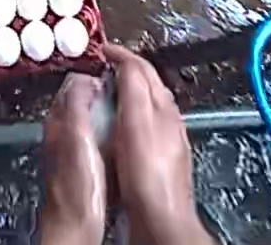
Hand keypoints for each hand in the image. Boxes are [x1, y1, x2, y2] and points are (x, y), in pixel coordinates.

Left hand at [40, 72, 106, 244]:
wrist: (75, 226)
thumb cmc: (76, 185)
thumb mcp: (78, 132)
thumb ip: (79, 101)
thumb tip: (86, 78)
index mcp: (58, 117)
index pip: (74, 83)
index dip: (94, 79)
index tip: (112, 82)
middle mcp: (60, 130)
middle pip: (81, 100)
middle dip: (101, 97)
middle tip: (119, 100)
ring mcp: (70, 149)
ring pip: (89, 121)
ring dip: (104, 118)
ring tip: (121, 120)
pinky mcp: (81, 167)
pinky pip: (95, 142)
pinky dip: (106, 138)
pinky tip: (116, 146)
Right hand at [103, 44, 212, 244]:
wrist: (162, 220)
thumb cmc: (148, 173)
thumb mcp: (136, 118)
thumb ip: (133, 85)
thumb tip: (125, 61)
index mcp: (162, 104)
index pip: (141, 66)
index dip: (120, 54)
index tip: (102, 50)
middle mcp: (168, 119)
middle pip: (146, 82)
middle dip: (124, 70)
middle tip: (102, 67)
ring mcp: (166, 140)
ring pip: (145, 103)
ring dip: (126, 93)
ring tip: (106, 93)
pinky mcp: (159, 161)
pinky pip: (142, 126)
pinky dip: (128, 117)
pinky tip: (116, 130)